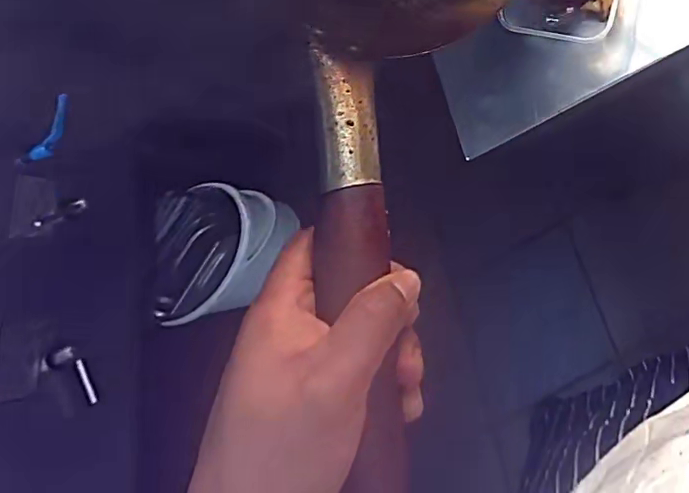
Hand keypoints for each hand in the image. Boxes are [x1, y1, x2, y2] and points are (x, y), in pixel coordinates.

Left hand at [189, 231, 424, 492]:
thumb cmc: (282, 451)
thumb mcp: (336, 377)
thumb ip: (374, 318)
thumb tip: (408, 276)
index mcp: (280, 315)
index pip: (311, 246)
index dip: (352, 238)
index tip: (393, 257)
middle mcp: (291, 334)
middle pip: (353, 290)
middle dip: (393, 311)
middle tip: (408, 338)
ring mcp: (303, 369)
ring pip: (366, 331)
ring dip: (398, 352)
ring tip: (407, 386)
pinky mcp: (316, 400)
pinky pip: (363, 369)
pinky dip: (388, 382)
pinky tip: (401, 406)